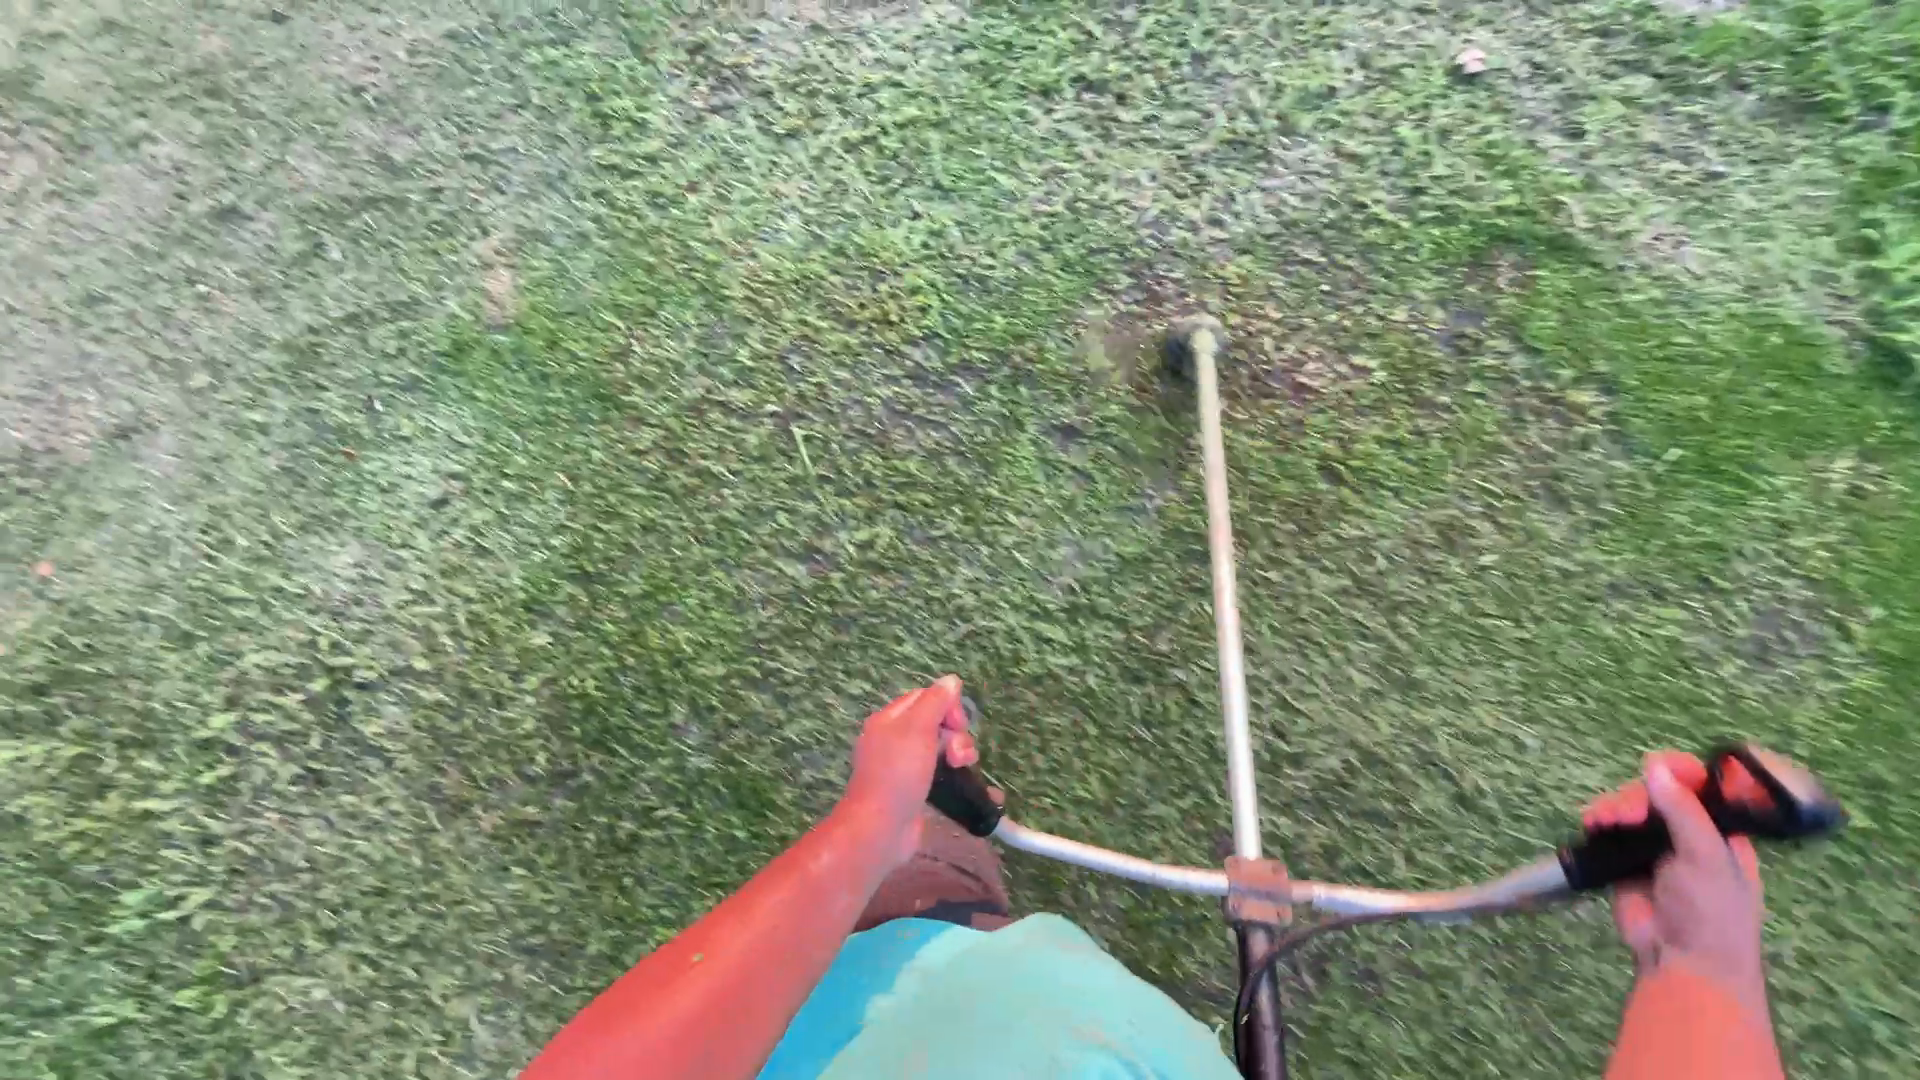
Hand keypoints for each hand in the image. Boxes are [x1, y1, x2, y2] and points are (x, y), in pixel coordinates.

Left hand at [840, 675, 976, 870]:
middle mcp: (894, 738)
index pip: (925, 697)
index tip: (958, 723)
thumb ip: (936, 701)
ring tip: (961, 766)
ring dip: (958, 751)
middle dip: (955, 732)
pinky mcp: (914, 788)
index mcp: (889, 719)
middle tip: (957, 753)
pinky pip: (939, 769)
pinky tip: (962, 779)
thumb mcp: (917, 728)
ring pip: (940, 745)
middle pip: (935, 721)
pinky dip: (952, 771)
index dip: (947, 705)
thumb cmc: (898, 773)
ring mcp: (904, 765)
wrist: (881, 828)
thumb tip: (951, 680)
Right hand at [1583, 751, 1768, 1018]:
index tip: (1656, 766)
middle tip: (1622, 814)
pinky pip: (1610, 828)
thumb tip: (1654, 766)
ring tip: (1599, 821)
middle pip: (1657, 793)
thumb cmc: (1711, 913)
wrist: (1682, 961)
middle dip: (1635, 796)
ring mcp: (1656, 847)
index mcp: (1723, 833)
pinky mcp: (1625, 858)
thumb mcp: (1706, 858)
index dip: (1682, 772)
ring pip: (1629, 807)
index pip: (1704, 787)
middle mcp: (1690, 834)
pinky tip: (1591, 824)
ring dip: (1612, 807)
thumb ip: (1683, 811)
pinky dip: (1598, 821)